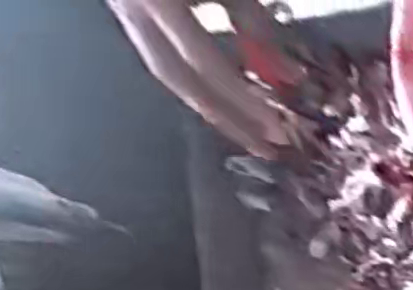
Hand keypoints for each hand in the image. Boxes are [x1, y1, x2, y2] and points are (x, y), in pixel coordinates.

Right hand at [108, 0, 304, 157]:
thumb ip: (257, 27)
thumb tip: (293, 78)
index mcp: (157, 1)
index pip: (204, 64)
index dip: (244, 102)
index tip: (281, 132)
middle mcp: (128, 6)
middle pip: (178, 77)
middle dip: (225, 119)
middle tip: (268, 151)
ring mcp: (119, 5)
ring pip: (166, 68)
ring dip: (213, 106)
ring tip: (254, 135)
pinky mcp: (124, 7)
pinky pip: (163, 53)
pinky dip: (200, 82)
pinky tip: (230, 102)